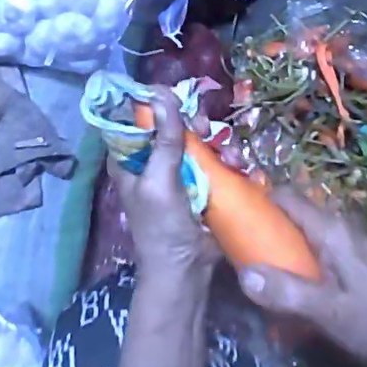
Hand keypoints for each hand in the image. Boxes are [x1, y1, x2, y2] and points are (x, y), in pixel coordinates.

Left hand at [111, 88, 218, 282]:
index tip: (176, 98)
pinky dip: (226, 158)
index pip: (137, 118)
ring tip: (228, 153)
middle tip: (204, 128)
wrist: (187, 271)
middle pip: (171, 124)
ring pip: (196, 139)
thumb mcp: (160, 181)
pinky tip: (238, 165)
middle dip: (191, 123)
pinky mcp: (200, 181)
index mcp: (129, 158)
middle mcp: (150, 160)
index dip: (156, 104)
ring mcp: (177, 170)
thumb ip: (165, 139)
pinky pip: (214, 158)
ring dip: (215, 141)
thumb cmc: (162, 228)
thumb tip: (163, 94)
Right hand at [239, 190, 366, 366]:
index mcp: (329, 229)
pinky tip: (278, 276)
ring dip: (272, 236)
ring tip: (244, 255)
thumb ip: (288, 293)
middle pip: (287, 208)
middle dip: (258, 217)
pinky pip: (308, 243)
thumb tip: (243, 273)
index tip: (223, 208)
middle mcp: (334, 226)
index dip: (252, 196)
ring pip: (297, 226)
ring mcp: (342, 241)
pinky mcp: (347, 258)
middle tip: (227, 237)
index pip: (282, 195)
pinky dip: (288, 251)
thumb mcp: (331, 314)